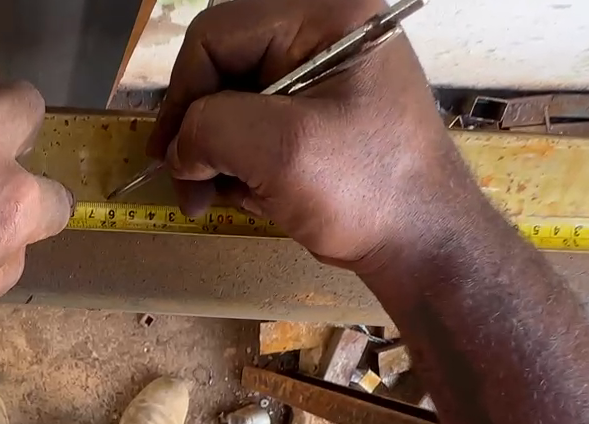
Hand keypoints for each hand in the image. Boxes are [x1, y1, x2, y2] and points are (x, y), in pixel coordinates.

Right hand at [148, 0, 486, 274]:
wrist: (415, 237)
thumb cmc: (361, 189)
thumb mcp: (281, 151)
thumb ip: (212, 130)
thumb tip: (177, 148)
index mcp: (323, 14)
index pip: (214, 35)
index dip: (182, 97)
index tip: (173, 161)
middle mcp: (317, 30)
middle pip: (217, 69)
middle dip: (196, 132)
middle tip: (190, 189)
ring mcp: (314, 72)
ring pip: (226, 103)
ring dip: (211, 156)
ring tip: (215, 199)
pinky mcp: (310, 111)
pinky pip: (247, 128)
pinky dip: (234, 165)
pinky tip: (247, 194)